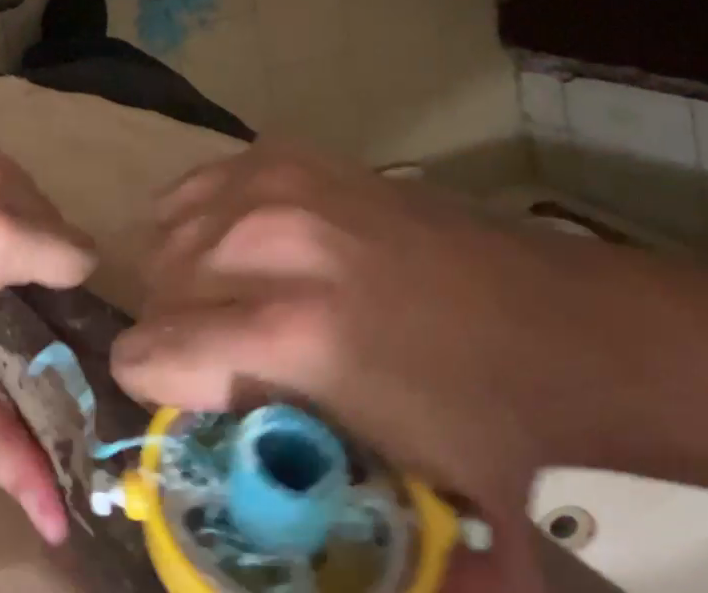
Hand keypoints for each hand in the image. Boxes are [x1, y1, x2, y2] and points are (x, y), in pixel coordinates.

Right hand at [108, 146, 635, 590]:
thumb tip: (233, 573)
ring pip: (162, 237)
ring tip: (235, 303)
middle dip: (175, 333)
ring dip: (184, 278)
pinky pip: (191, 191)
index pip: (143, 354)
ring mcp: (271, 188)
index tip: (193, 400)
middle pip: (151, 292)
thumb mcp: (392, 494)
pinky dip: (198, 223)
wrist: (564, 325)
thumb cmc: (482, 422)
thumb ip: (304, 521)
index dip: (158, 388)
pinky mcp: (284, 155)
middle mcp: (262, 245)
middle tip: (227, 358)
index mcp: (288, 334)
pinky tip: (239, 250)